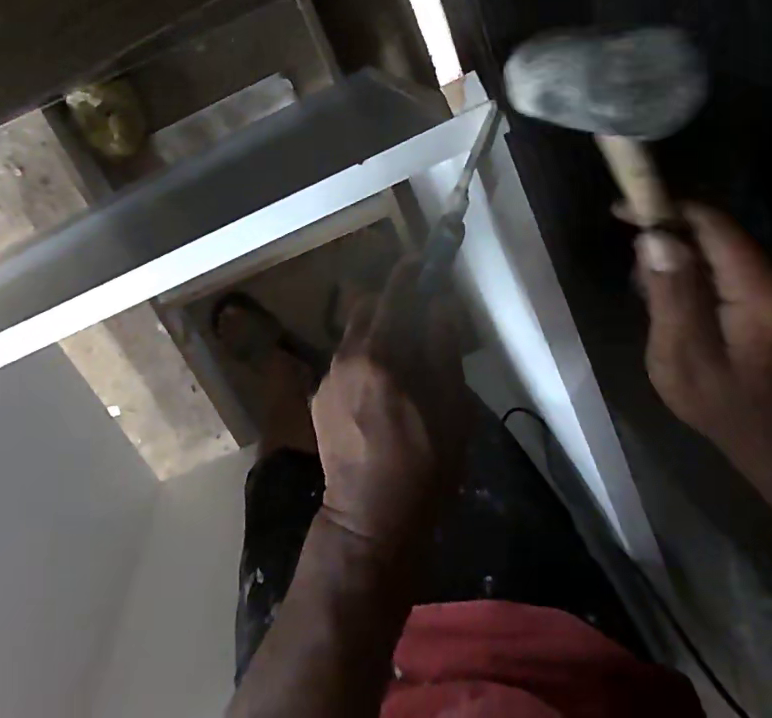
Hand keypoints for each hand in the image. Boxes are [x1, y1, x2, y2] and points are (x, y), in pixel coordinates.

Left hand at [311, 259, 465, 552]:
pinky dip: (364, 357)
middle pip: (366, 309)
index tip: (421, 259)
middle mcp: (346, 355)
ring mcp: (327, 375)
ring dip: (376, 330)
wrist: (372, 512)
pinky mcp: (318, 394)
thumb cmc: (426, 464)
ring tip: (402, 351)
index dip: (409, 273)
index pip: (395, 296)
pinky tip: (381, 384)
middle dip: (392, 300)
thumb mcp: (452, 408)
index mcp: (382, 354)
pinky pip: (343, 361)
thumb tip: (439, 306)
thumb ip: (443, 349)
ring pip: (352, 335)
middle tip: (418, 308)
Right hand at [631, 204, 771, 480]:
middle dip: (667, 232)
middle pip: (718, 233)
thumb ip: (670, 293)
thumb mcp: (682, 353)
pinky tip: (668, 297)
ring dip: (676, 253)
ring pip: (719, 250)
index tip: (621, 210)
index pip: (714, 227)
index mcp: (759, 292)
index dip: (667, 209)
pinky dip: (690, 271)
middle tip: (627, 254)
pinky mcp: (767, 305)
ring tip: (643, 284)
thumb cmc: (723, 405)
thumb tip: (655, 237)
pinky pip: (723, 270)